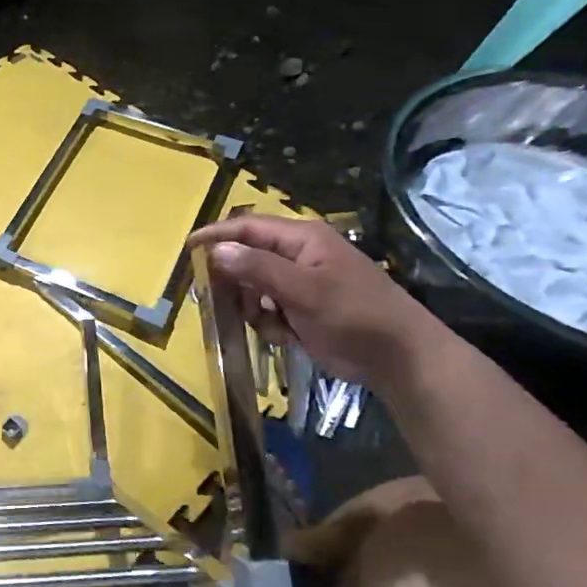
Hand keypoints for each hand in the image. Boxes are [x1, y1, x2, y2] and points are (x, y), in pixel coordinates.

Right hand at [188, 214, 443, 388]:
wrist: (400, 358)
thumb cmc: (356, 316)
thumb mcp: (305, 290)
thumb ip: (258, 268)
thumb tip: (215, 250)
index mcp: (302, 240)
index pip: (247, 228)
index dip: (216, 235)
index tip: (187, 248)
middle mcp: (297, 256)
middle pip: (245, 258)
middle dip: (235, 282)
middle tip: (226, 302)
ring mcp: (298, 284)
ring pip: (250, 288)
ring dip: (252, 309)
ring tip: (271, 324)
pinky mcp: (299, 309)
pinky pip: (264, 310)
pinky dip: (268, 324)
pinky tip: (288, 336)